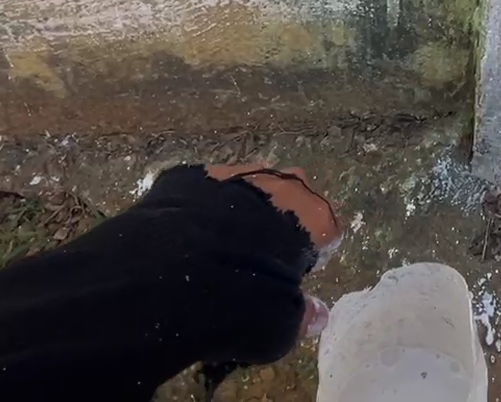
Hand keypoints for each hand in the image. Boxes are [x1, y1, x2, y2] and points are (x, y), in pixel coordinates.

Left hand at [205, 164, 340, 338]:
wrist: (172, 271)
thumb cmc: (244, 300)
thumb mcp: (280, 327)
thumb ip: (302, 315)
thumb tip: (319, 316)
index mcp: (314, 217)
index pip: (328, 232)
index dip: (313, 255)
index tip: (297, 276)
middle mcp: (285, 186)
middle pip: (294, 200)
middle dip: (282, 224)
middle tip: (263, 260)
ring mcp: (241, 173)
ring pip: (253, 190)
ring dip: (246, 213)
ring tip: (224, 249)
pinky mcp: (198, 176)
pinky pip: (212, 191)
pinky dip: (208, 209)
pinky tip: (192, 237)